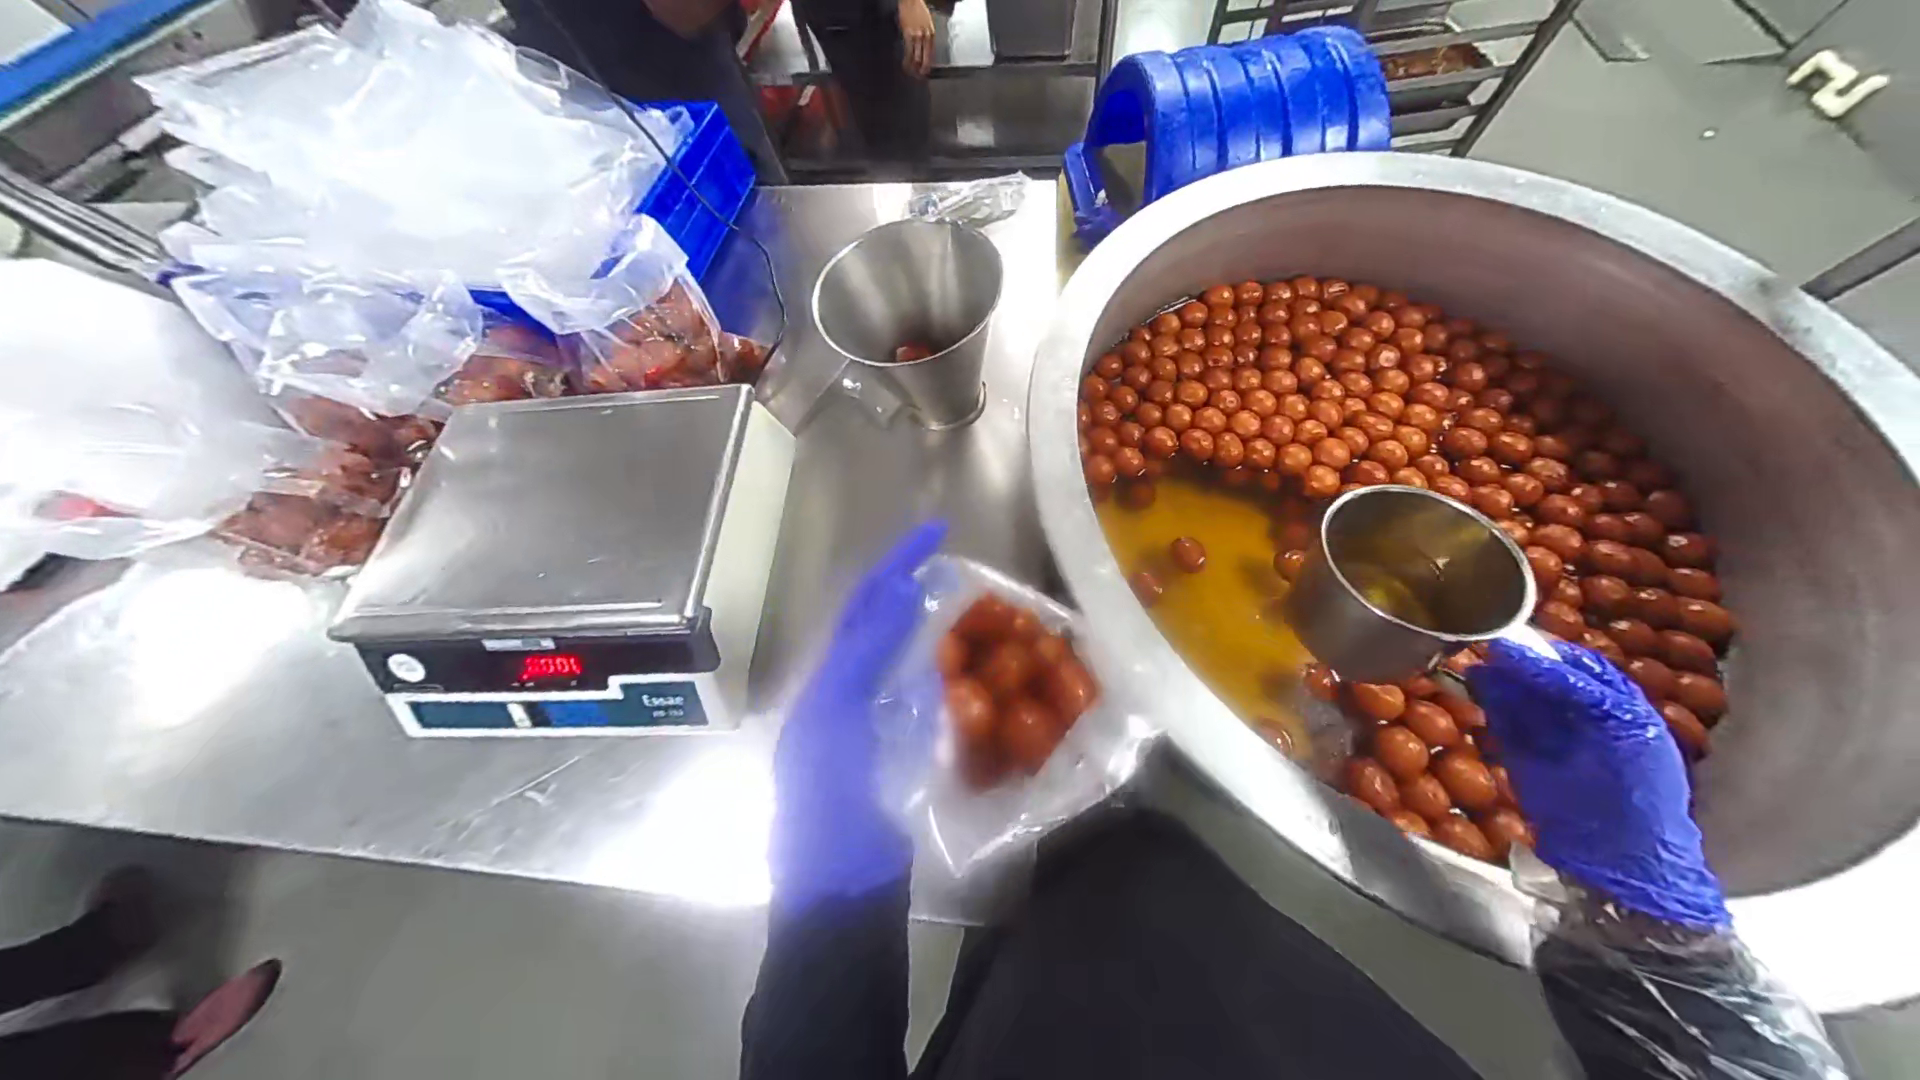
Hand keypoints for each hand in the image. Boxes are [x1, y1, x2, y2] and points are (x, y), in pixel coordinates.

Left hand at [770, 521, 945, 910]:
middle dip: (905, 583)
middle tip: (946, 554)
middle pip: (874, 624)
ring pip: (893, 653)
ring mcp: (865, 721)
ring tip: (953, 590)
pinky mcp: (889, 748)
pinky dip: (931, 664)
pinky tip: (954, 656)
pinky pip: (911, 691)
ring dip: (920, 617)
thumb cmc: (834, 813)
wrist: (840, 896)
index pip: (860, 610)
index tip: (935, 533)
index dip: (895, 566)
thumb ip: (865, 661)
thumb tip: (900, 595)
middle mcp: (839, 693)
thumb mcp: (838, 728)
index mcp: (823, 684)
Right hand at [897, 0, 934, 76]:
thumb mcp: (927, 24)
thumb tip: (923, 50)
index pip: (931, 55)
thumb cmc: (918, 9)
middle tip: (919, 78)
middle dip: (922, 71)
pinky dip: (907, 61)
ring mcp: (917, 37)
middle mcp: (926, 37)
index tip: (925, 73)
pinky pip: (908, 52)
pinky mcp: (908, 35)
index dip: (928, 66)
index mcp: (931, 34)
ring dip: (913, 68)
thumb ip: (926, 36)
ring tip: (910, 74)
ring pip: (916, 59)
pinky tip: (905, 65)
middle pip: (925, 59)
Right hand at [1465, 639, 1727, 928]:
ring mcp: (1547, 730)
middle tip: (1483, 643)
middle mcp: (1580, 713)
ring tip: (1469, 659)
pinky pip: (1498, 712)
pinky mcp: (1518, 746)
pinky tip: (1469, 682)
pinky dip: (1483, 695)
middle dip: (1513, 660)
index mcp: (1617, 705)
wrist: (1615, 855)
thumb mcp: (1616, 727)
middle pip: (1542, 674)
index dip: (1546, 650)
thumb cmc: (1634, 789)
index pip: (1577, 664)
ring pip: (1515, 690)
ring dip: (1493, 675)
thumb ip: (1571, 688)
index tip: (1513, 637)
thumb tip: (1518, 654)